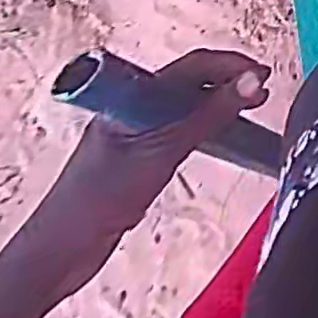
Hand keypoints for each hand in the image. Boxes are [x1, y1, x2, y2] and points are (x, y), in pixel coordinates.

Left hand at [21, 50, 270, 296]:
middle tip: (260, 85)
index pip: (193, 63)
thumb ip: (211, 114)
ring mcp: (135, 127)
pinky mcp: (139, 150)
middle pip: (191, 78)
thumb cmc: (96, 200)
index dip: (231, 64)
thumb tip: (250, 82)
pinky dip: (205, 121)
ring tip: (248, 103)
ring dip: (219, 99)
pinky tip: (220, 128)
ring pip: (187, 100)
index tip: (259, 73)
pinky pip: (180, 123)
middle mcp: (133, 104)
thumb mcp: (166, 150)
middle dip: (229, 78)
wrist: (57, 254)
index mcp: (132, 94)